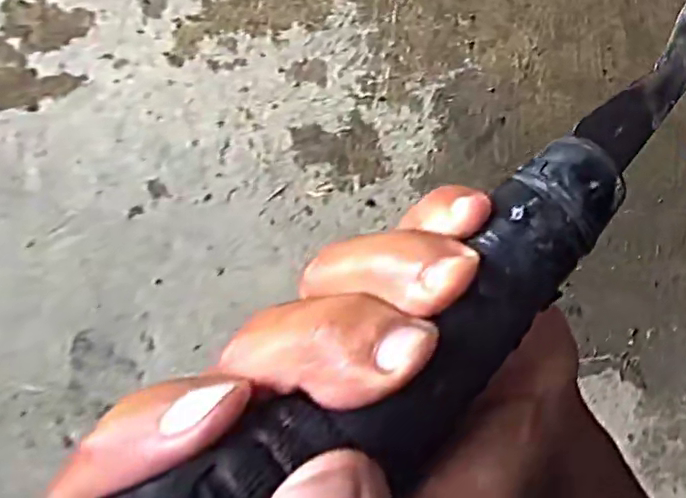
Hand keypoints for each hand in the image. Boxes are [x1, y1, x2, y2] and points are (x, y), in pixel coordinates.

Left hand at [48, 187, 586, 497]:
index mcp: (261, 461)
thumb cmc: (475, 481)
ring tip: (456, 285)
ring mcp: (366, 313)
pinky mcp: (429, 265)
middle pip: (266, 339)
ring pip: (337, 270)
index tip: (223, 409)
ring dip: (399, 269)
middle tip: (409, 355)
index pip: (145, 455)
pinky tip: (467, 219)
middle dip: (337, 336)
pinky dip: (440, 215)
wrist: (541, 436)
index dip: (154, 428)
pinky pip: (419, 222)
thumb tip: (320, 480)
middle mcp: (294, 387)